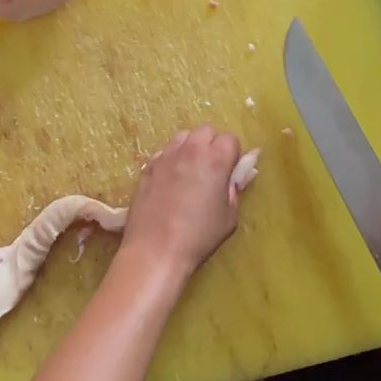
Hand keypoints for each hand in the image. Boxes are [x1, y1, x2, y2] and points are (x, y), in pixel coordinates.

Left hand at [119, 126, 242, 279]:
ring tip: (191, 171)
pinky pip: (164, 152)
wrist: (155, 250)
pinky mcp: (147, 167)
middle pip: (206, 131)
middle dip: (213, 144)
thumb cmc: (198, 236)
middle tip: (213, 169)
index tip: (231, 172)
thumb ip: (233, 191)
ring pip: (183, 137)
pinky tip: (171, 181)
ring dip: (191, 147)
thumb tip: (232, 179)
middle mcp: (189, 150)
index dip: (234, 154)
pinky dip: (172, 159)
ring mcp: (164, 156)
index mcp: (214, 160)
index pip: (230, 139)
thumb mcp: (229, 217)